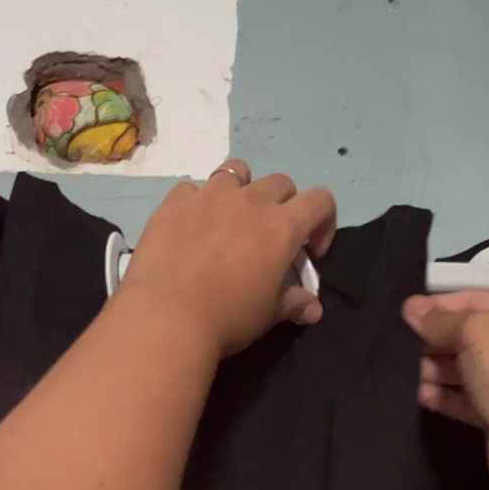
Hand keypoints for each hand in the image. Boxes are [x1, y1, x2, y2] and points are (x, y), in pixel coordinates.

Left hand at [118, 160, 336, 356]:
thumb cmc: (227, 318)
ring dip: (242, 190)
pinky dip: (197, 203)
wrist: (166, 317)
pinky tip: (190, 228)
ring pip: (236, 171)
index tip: (309, 253)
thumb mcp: (268, 315)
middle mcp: (250, 201)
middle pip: (281, 183)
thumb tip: (313, 309)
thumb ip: (294, 303)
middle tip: (268, 239)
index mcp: (282, 226)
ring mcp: (209, 196)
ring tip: (230, 219)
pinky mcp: (174, 202)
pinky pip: (191, 189)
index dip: (323, 223)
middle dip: (283, 206)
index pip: (321, 200)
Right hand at [403, 291, 488, 489]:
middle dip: (437, 338)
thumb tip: (411, 309)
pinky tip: (420, 393)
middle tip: (400, 342)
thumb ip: (441, 319)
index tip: (405, 312)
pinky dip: (443, 395)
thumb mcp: (478, 331)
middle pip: (473, 334)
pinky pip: (466, 399)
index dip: (442, 304)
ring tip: (405, 369)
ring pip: (467, 368)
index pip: (482, 298)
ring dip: (435, 367)